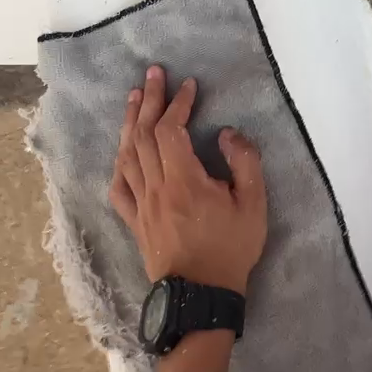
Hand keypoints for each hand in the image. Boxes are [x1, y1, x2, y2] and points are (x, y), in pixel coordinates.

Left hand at [109, 66, 266, 294]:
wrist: (202, 298)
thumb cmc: (230, 249)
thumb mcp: (253, 205)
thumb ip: (244, 162)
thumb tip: (227, 133)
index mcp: (183, 181)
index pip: (171, 130)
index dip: (177, 103)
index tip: (189, 85)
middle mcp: (156, 188)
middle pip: (143, 136)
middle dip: (149, 100)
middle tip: (154, 73)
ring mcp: (141, 206)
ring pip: (127, 156)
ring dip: (130, 122)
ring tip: (135, 97)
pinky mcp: (136, 222)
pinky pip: (119, 187)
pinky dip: (119, 162)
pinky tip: (122, 149)